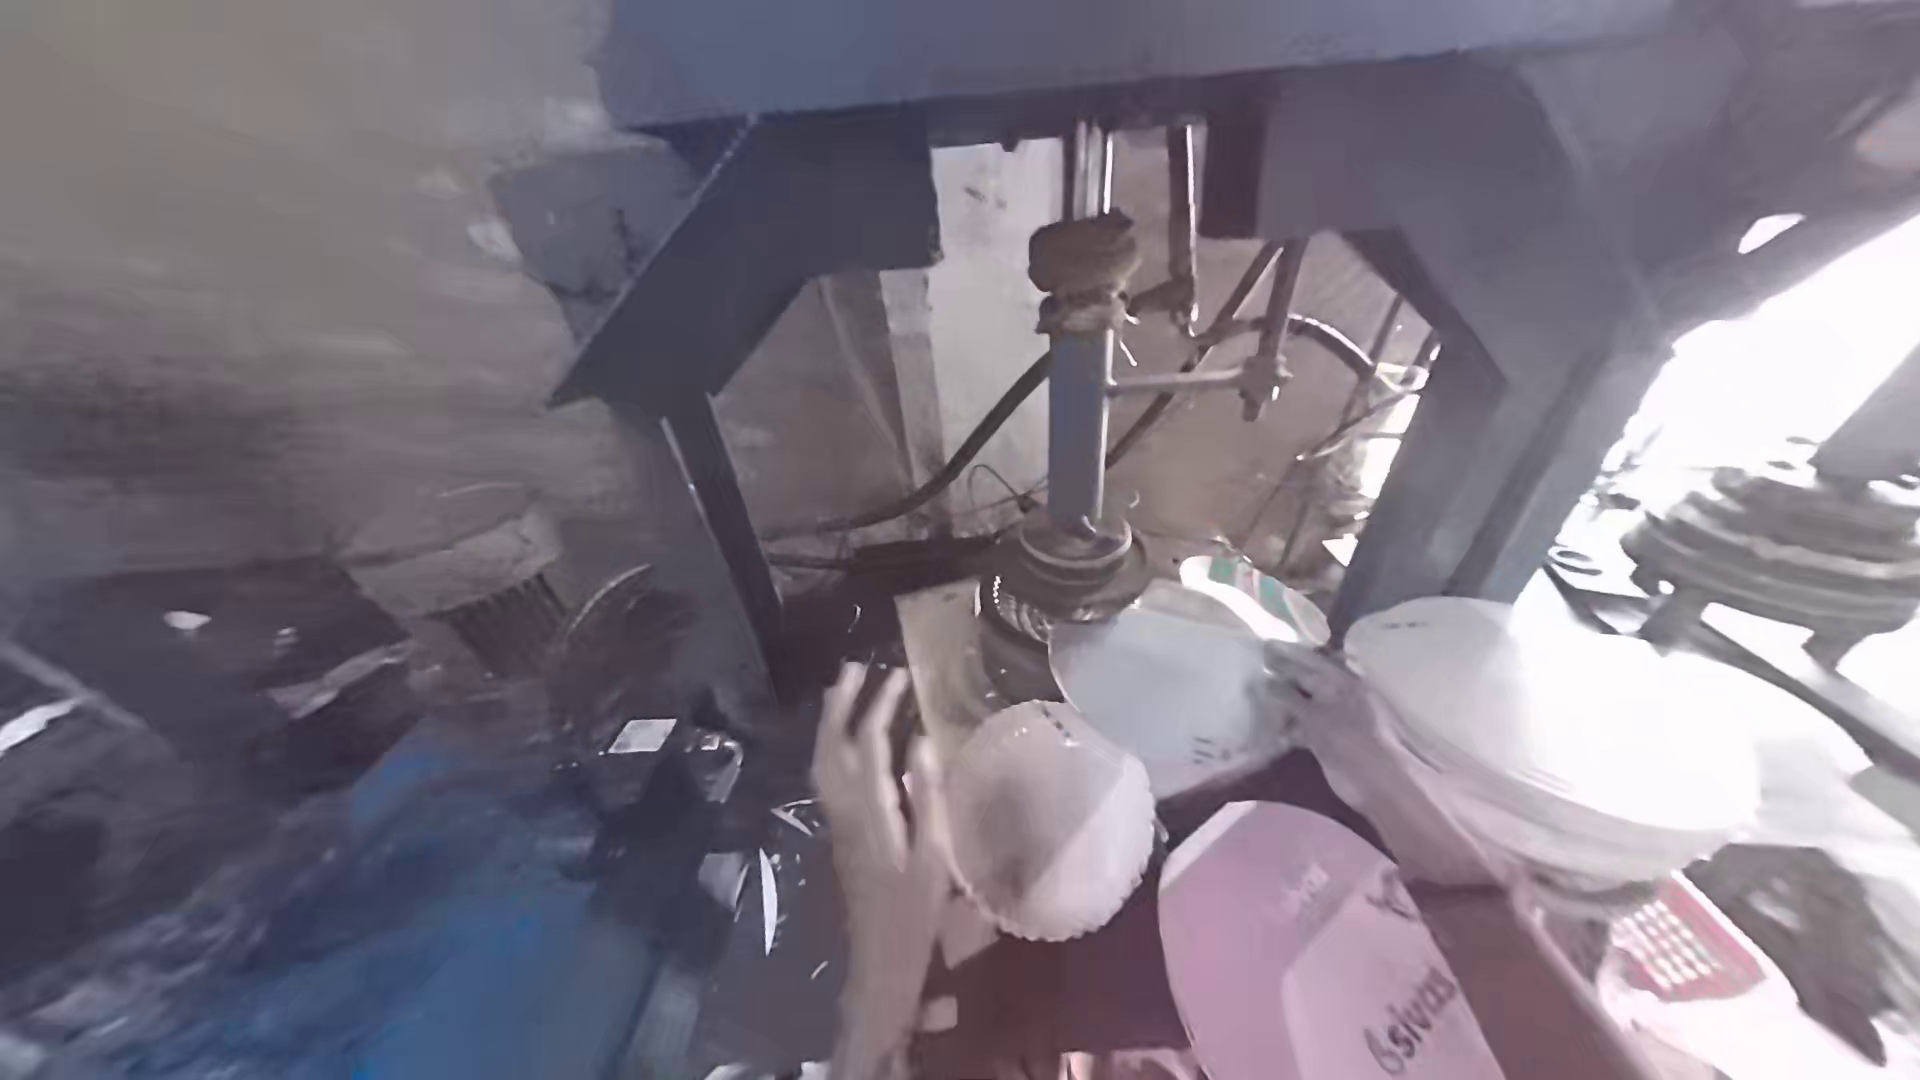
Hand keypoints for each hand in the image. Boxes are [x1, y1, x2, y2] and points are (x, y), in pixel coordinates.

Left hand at [813, 664, 951, 1079]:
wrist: (878, 964)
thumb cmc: (915, 915)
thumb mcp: (934, 857)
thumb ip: (928, 797)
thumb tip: (923, 741)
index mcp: (872, 812)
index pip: (869, 745)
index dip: (881, 705)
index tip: (899, 675)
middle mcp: (845, 809)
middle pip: (831, 745)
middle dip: (840, 702)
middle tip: (855, 666)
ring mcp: (836, 819)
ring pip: (822, 759)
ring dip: (830, 719)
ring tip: (843, 688)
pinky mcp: (838, 829)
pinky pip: (825, 773)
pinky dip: (830, 742)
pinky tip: (843, 735)